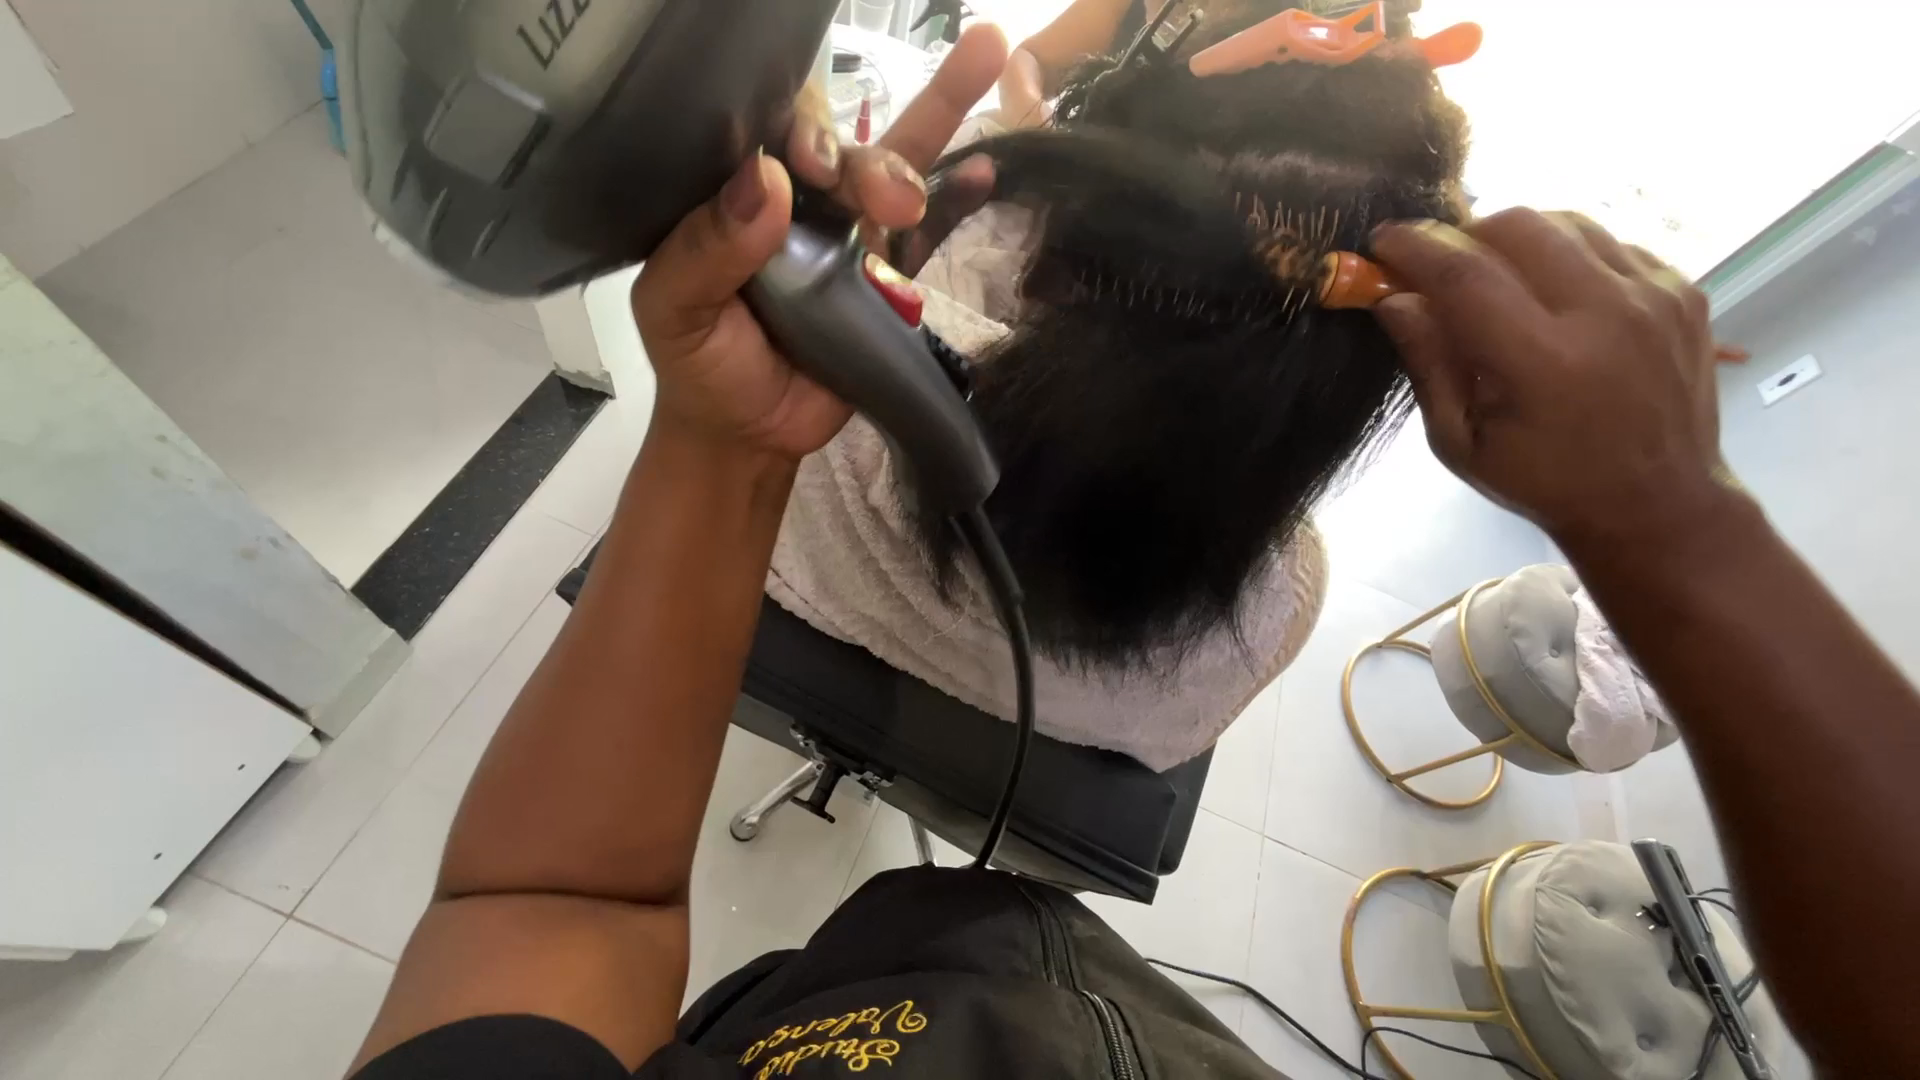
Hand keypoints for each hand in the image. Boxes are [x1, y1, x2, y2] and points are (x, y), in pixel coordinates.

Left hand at [632, 24, 1008, 460]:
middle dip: (870, 164)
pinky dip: (957, 195)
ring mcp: (847, 238)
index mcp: (736, 199)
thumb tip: (768, 182)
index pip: (770, 135)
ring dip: (919, 159)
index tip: (815, 168)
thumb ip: (706, 250)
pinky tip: (985, 171)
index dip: (802, 135)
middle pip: (842, 152)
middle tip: (889, 199)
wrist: (754, 432)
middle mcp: (796, 206)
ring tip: (935, 182)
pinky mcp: (887, 276)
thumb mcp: (678, 312)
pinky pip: (927, 229)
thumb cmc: (703, 367)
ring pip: (890, 173)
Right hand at [1369, 209, 1736, 547]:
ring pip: (1566, 221)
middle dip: (1461, 233)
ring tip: (1489, 274)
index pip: (1465, 274)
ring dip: (1511, 238)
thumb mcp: (1457, 439)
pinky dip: (1561, 253)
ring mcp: (1653, 294)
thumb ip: (1429, 362)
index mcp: (1541, 361)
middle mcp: (1604, 312)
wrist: (1654, 500)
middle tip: (1434, 264)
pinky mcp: (1681, 288)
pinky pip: (1607, 242)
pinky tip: (1545, 292)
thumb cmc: (1538, 479)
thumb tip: (1393, 300)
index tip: (1381, 240)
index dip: (1415, 247)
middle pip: (1518, 226)